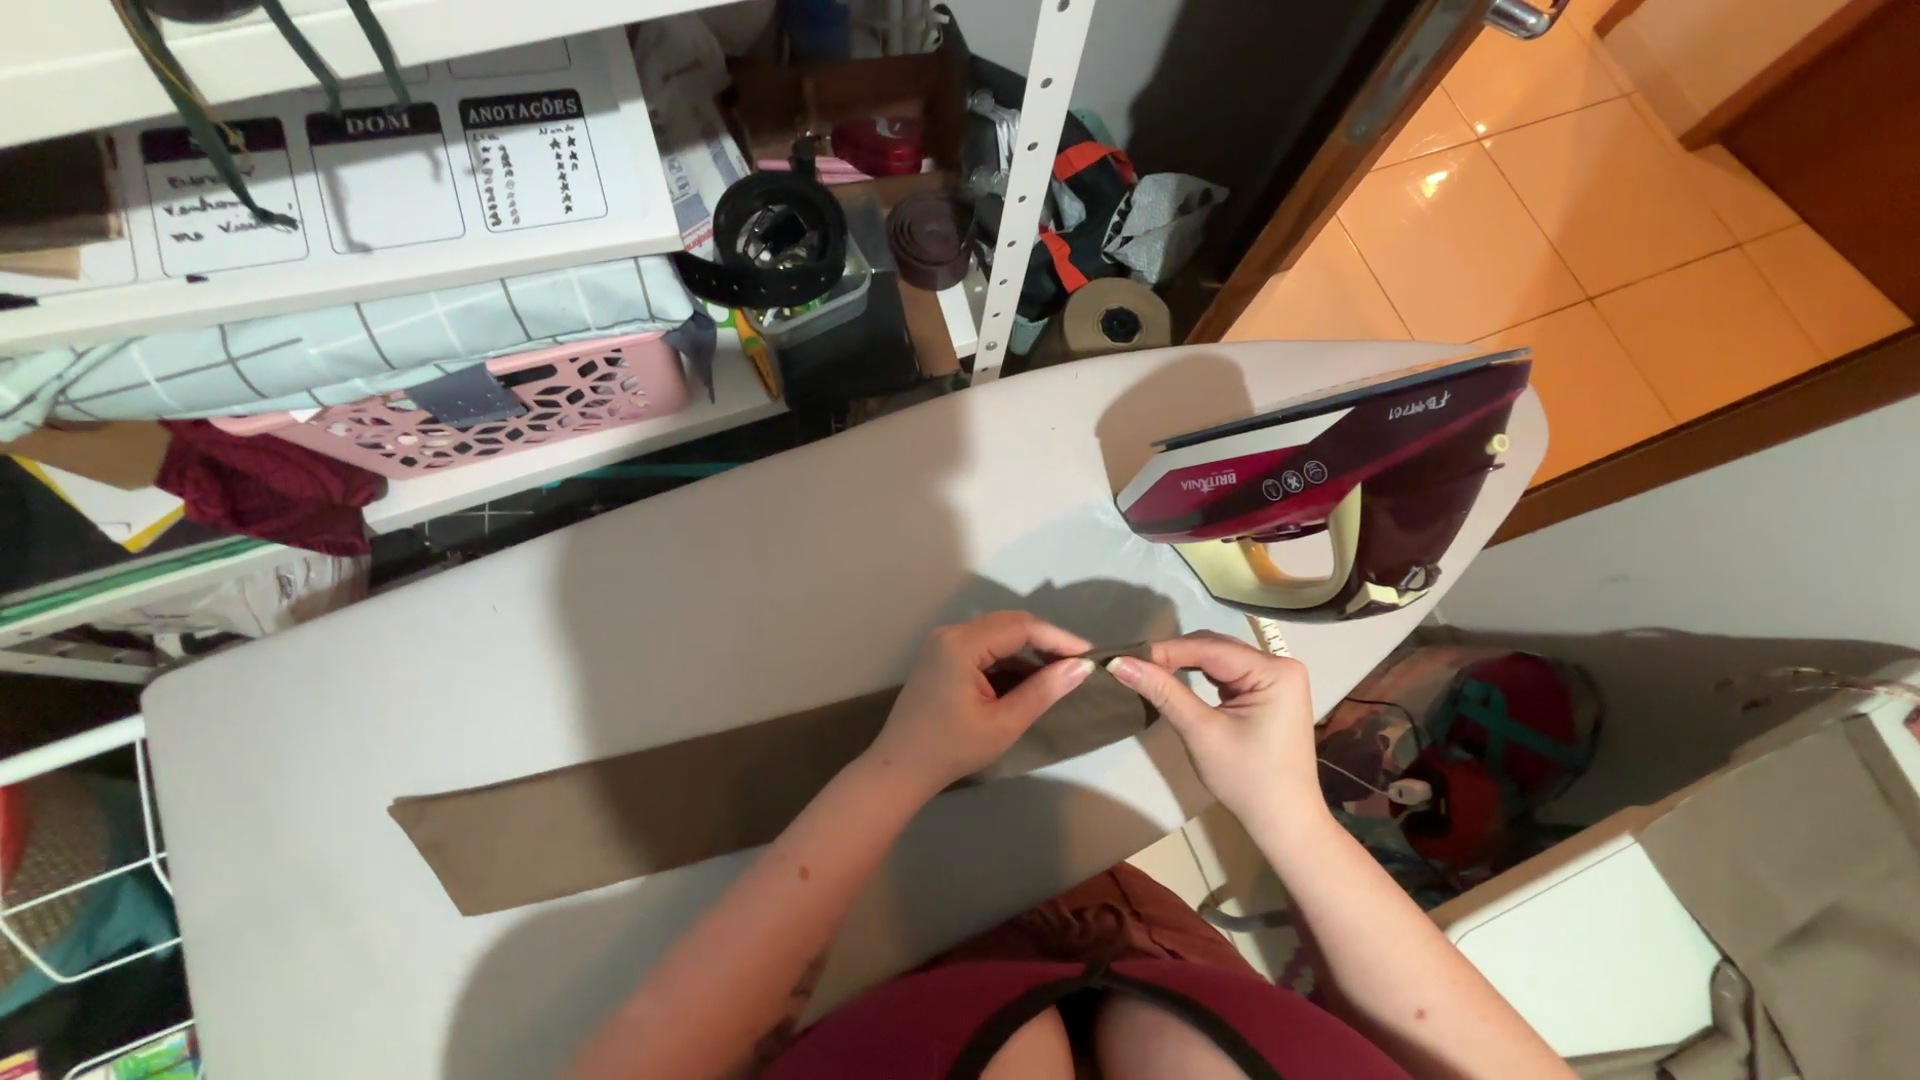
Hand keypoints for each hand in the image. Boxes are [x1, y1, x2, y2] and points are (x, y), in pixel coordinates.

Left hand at [862, 612, 1094, 794]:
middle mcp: (950, 633)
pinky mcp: (941, 655)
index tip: (1090, 655)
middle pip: (1009, 624)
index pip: (1021, 627)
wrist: (901, 767)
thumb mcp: (1004, 723)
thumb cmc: (952, 749)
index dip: (1059, 638)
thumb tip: (1080, 667)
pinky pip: (983, 646)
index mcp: (961, 644)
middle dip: (1045, 640)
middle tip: (1078, 662)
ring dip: (1027, 649)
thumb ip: (1043, 691)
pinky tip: (1029, 677)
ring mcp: (943, 643)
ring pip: (997, 633)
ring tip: (1059, 670)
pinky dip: (1008, 658)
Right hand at [1105, 632, 1320, 820]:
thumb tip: (1118, 663)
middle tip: (1134, 664)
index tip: (1126, 656)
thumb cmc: (1246, 778)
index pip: (1211, 648)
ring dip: (1186, 664)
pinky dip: (1202, 676)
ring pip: (1220, 659)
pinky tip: (1178, 680)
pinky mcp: (1268, 694)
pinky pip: (1228, 675)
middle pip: (1217, 648)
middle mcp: (1281, 666)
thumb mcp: (1200, 731)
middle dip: (1175, 655)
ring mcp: (1277, 680)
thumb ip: (1162, 691)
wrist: (1283, 822)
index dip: (1167, 650)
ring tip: (1150, 671)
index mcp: (1275, 671)